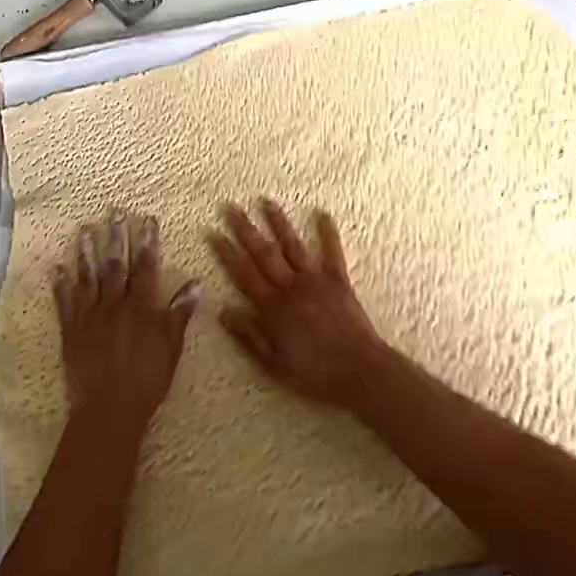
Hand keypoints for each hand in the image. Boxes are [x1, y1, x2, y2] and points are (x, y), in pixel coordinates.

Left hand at [55, 214, 199, 430]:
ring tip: (85, 231)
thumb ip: (180, 313)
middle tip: (115, 214)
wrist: (109, 408)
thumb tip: (196, 284)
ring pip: (88, 277)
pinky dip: (61, 284)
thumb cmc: (147, 381)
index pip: (146, 267)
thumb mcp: (171, 348)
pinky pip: (65, 302)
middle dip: (117, 238)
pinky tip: (58, 268)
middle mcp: (114, 304)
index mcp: (141, 308)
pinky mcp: (71, 329)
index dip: (148, 242)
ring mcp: (90, 315)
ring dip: (86, 253)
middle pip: (116, 265)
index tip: (147, 220)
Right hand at [210, 199, 396, 410]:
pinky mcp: (339, 283)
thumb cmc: (315, 373)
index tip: (214, 233)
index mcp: (272, 307)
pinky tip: (323, 215)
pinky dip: (328, 234)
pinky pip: (333, 254)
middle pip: (264, 253)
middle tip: (232, 208)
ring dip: (279, 224)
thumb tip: (224, 310)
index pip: (243, 273)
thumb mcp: (273, 363)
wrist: (362, 373)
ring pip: (293, 247)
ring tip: (267, 202)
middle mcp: (290, 287)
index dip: (227, 252)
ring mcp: (315, 282)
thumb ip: (248, 335)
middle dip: (246, 230)